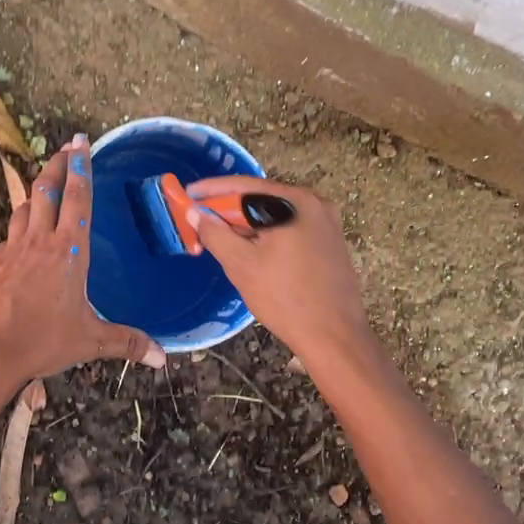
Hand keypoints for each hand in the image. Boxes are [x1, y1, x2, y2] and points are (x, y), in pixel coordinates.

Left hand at [0, 134, 164, 387]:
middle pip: (46, 190)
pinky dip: (21, 221)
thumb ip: (126, 342)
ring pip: (25, 205)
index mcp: (68, 251)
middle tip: (66, 148)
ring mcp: (14, 249)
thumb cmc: (42, 340)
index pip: (77, 198)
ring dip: (37, 189)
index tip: (80, 143)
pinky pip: (11, 231)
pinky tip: (25, 230)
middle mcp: (40, 241)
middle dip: (57, 165)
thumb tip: (162, 356)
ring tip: (46, 183)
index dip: (80, 168)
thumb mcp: (90, 341)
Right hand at [185, 177, 369, 361]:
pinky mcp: (329, 241)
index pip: (243, 186)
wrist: (335, 337)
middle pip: (260, 199)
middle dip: (227, 210)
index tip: (187, 194)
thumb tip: (195, 213)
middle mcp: (313, 203)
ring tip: (220, 239)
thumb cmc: (285, 298)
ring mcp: (325, 222)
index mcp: (294, 202)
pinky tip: (250, 250)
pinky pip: (289, 227)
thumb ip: (214, 233)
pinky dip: (266, 233)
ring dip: (246, 224)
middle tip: (200, 222)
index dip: (211, 190)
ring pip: (274, 215)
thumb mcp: (241, 264)